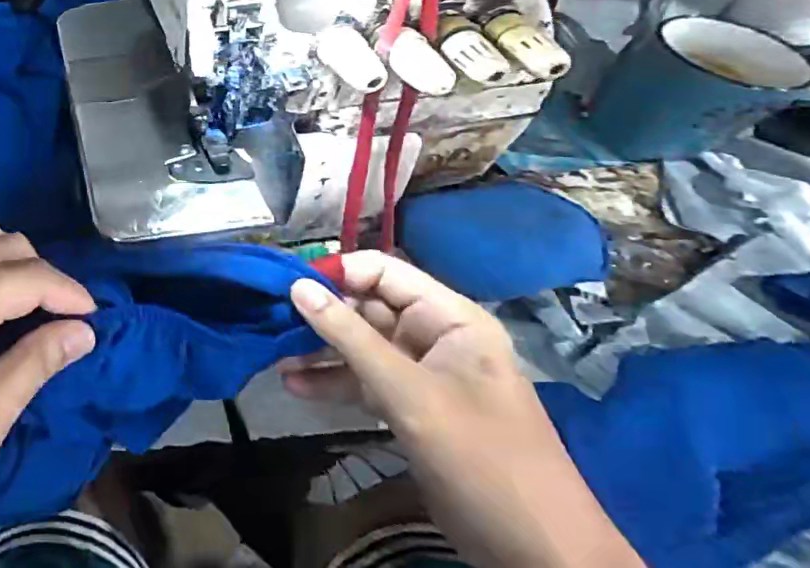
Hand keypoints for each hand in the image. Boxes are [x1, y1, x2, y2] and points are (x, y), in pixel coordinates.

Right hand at [285, 252, 642, 567]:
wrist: (540, 557)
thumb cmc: (482, 458)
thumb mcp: (409, 393)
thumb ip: (350, 338)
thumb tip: (296, 286)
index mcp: (449, 318)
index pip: (383, 272)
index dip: (336, 272)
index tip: (288, 283)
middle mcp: (433, 336)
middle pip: (365, 306)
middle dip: (319, 313)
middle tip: (270, 318)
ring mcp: (420, 372)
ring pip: (358, 345)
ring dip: (318, 350)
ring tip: (273, 354)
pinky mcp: (409, 406)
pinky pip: (362, 379)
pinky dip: (330, 381)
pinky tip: (294, 385)